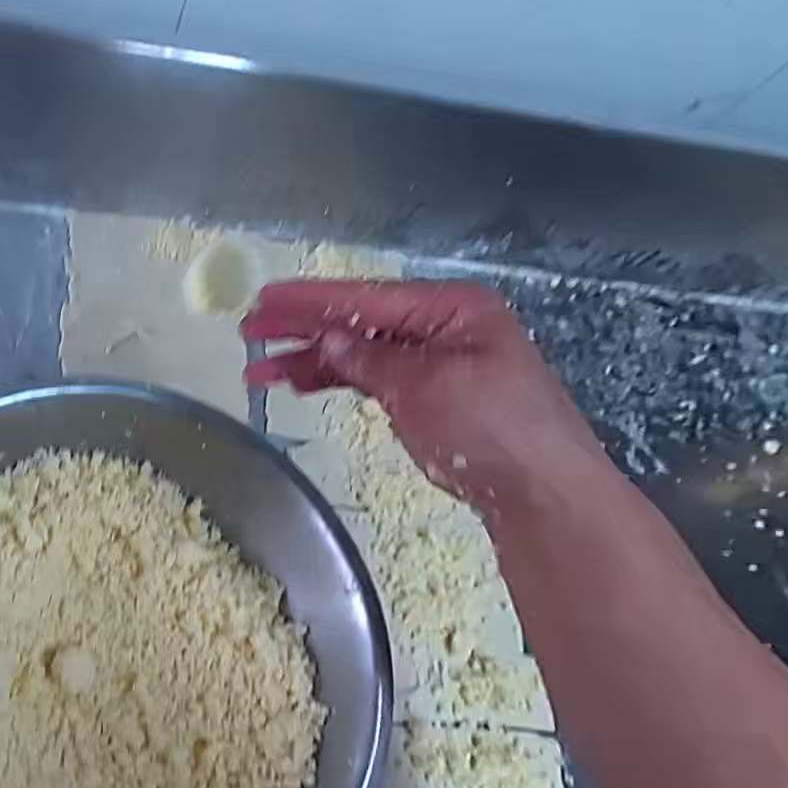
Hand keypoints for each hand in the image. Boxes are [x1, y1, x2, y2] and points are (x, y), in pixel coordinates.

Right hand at [241, 279, 611, 512]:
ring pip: (351, 352)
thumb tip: (326, 339)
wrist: (538, 489)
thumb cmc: (492, 429)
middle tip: (249, 330)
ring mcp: (428, 359)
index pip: (363, 298)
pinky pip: (362, 376)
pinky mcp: (419, 390)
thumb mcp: (426, 385)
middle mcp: (436, 326)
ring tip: (257, 370)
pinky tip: (295, 382)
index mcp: (448, 310)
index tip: (263, 298)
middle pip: (352, 321)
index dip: (308, 300)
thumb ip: (371, 358)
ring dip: (304, 360)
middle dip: (297, 328)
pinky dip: (328, 379)